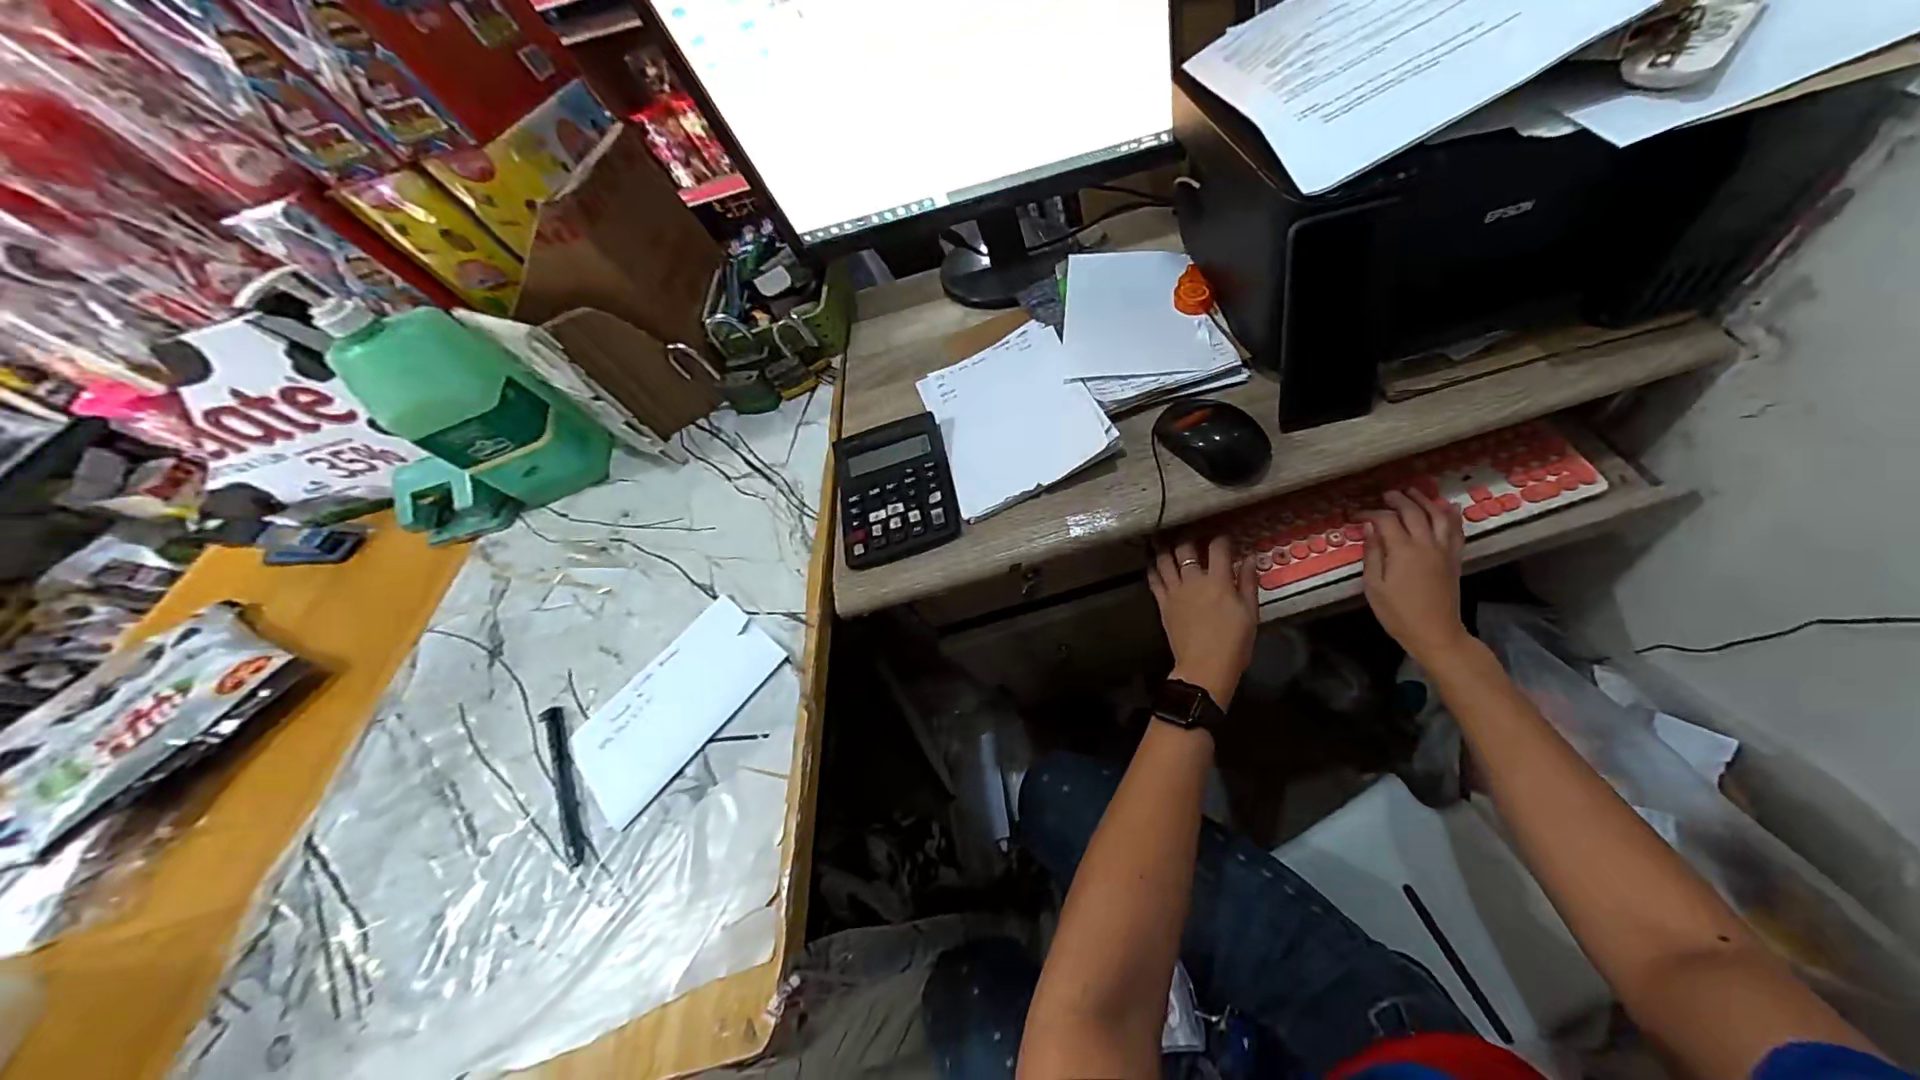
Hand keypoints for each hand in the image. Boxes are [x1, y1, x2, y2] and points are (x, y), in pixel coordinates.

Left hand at [1148, 536, 1256, 708]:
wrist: (1205, 667)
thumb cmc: (1234, 643)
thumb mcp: (1250, 613)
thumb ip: (1248, 583)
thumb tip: (1248, 559)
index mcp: (1219, 580)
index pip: (1218, 548)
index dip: (1221, 539)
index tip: (1223, 538)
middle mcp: (1194, 580)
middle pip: (1186, 549)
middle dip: (1189, 539)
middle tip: (1192, 537)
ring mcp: (1175, 591)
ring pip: (1165, 561)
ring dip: (1166, 549)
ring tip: (1167, 543)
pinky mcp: (1162, 603)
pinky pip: (1154, 580)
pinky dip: (1153, 569)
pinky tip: (1154, 565)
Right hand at [1360, 489, 1471, 664]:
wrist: (1435, 632)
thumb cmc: (1397, 612)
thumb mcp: (1374, 585)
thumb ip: (1373, 553)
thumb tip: (1369, 527)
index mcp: (1403, 550)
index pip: (1386, 520)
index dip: (1370, 513)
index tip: (1356, 515)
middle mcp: (1426, 544)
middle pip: (1414, 512)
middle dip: (1399, 500)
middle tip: (1386, 495)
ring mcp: (1444, 550)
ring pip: (1439, 517)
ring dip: (1426, 501)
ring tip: (1415, 492)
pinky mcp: (1454, 559)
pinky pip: (1456, 531)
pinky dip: (1452, 516)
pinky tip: (1450, 507)